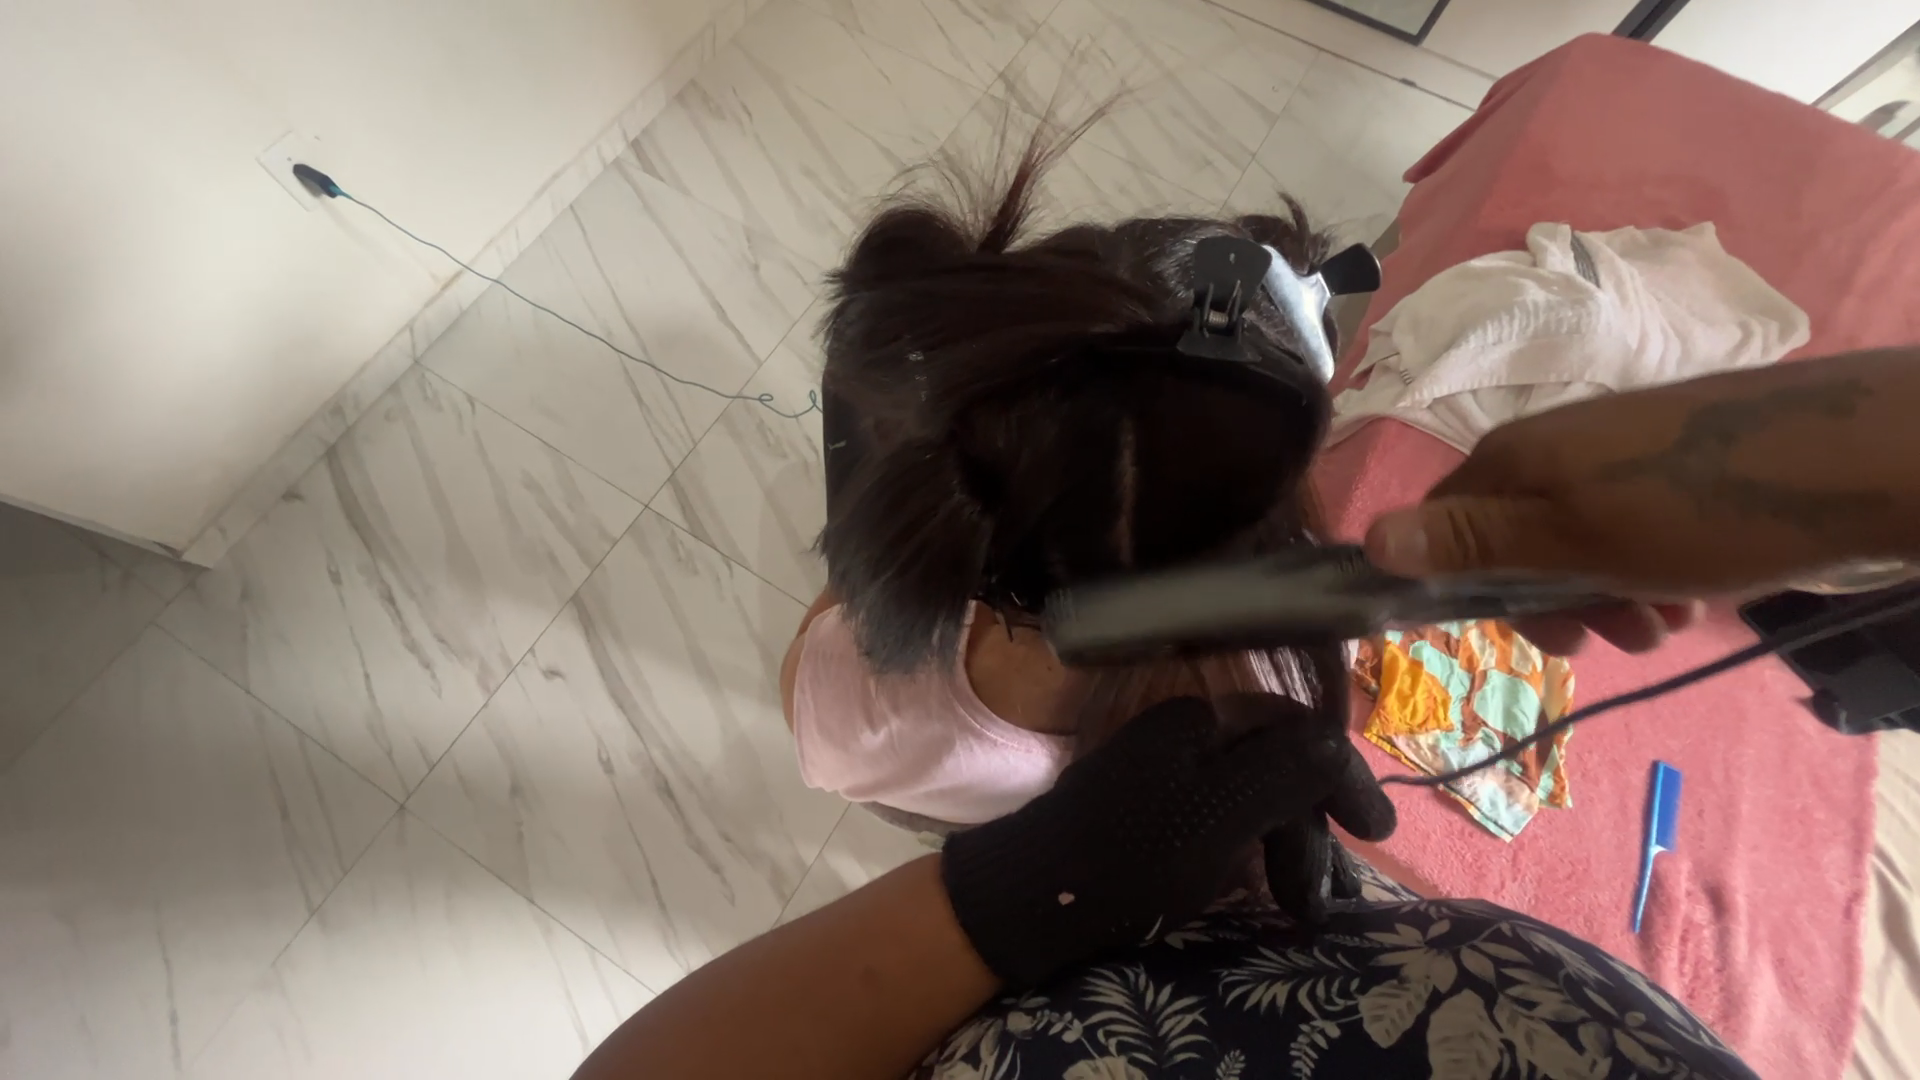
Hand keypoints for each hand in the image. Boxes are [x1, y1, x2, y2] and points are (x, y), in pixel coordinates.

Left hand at [941, 695, 1393, 985]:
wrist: (1036, 896)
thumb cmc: (1130, 852)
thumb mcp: (1218, 812)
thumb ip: (1282, 770)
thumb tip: (1337, 740)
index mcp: (1197, 720)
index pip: (1291, 730)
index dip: (1338, 776)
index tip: (1375, 834)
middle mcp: (1182, 736)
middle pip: (1271, 769)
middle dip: (1305, 830)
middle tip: (1318, 899)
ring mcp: (1164, 773)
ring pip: (1247, 800)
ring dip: (1280, 851)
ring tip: (1297, 909)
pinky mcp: (1152, 811)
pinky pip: (1218, 822)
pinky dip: (1247, 856)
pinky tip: (1259, 892)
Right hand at [1363, 358, 1919, 652]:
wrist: (1885, 454)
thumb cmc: (1705, 510)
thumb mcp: (1572, 540)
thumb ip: (1468, 541)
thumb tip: (1366, 540)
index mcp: (1511, 458)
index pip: (1441, 525)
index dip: (1461, 583)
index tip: (1514, 626)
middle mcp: (1550, 445)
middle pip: (1507, 535)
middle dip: (1543, 597)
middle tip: (1597, 638)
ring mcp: (1614, 448)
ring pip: (1570, 535)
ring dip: (1599, 591)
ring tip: (1659, 625)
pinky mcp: (1671, 458)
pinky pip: (1625, 521)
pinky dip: (1644, 566)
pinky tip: (1690, 594)